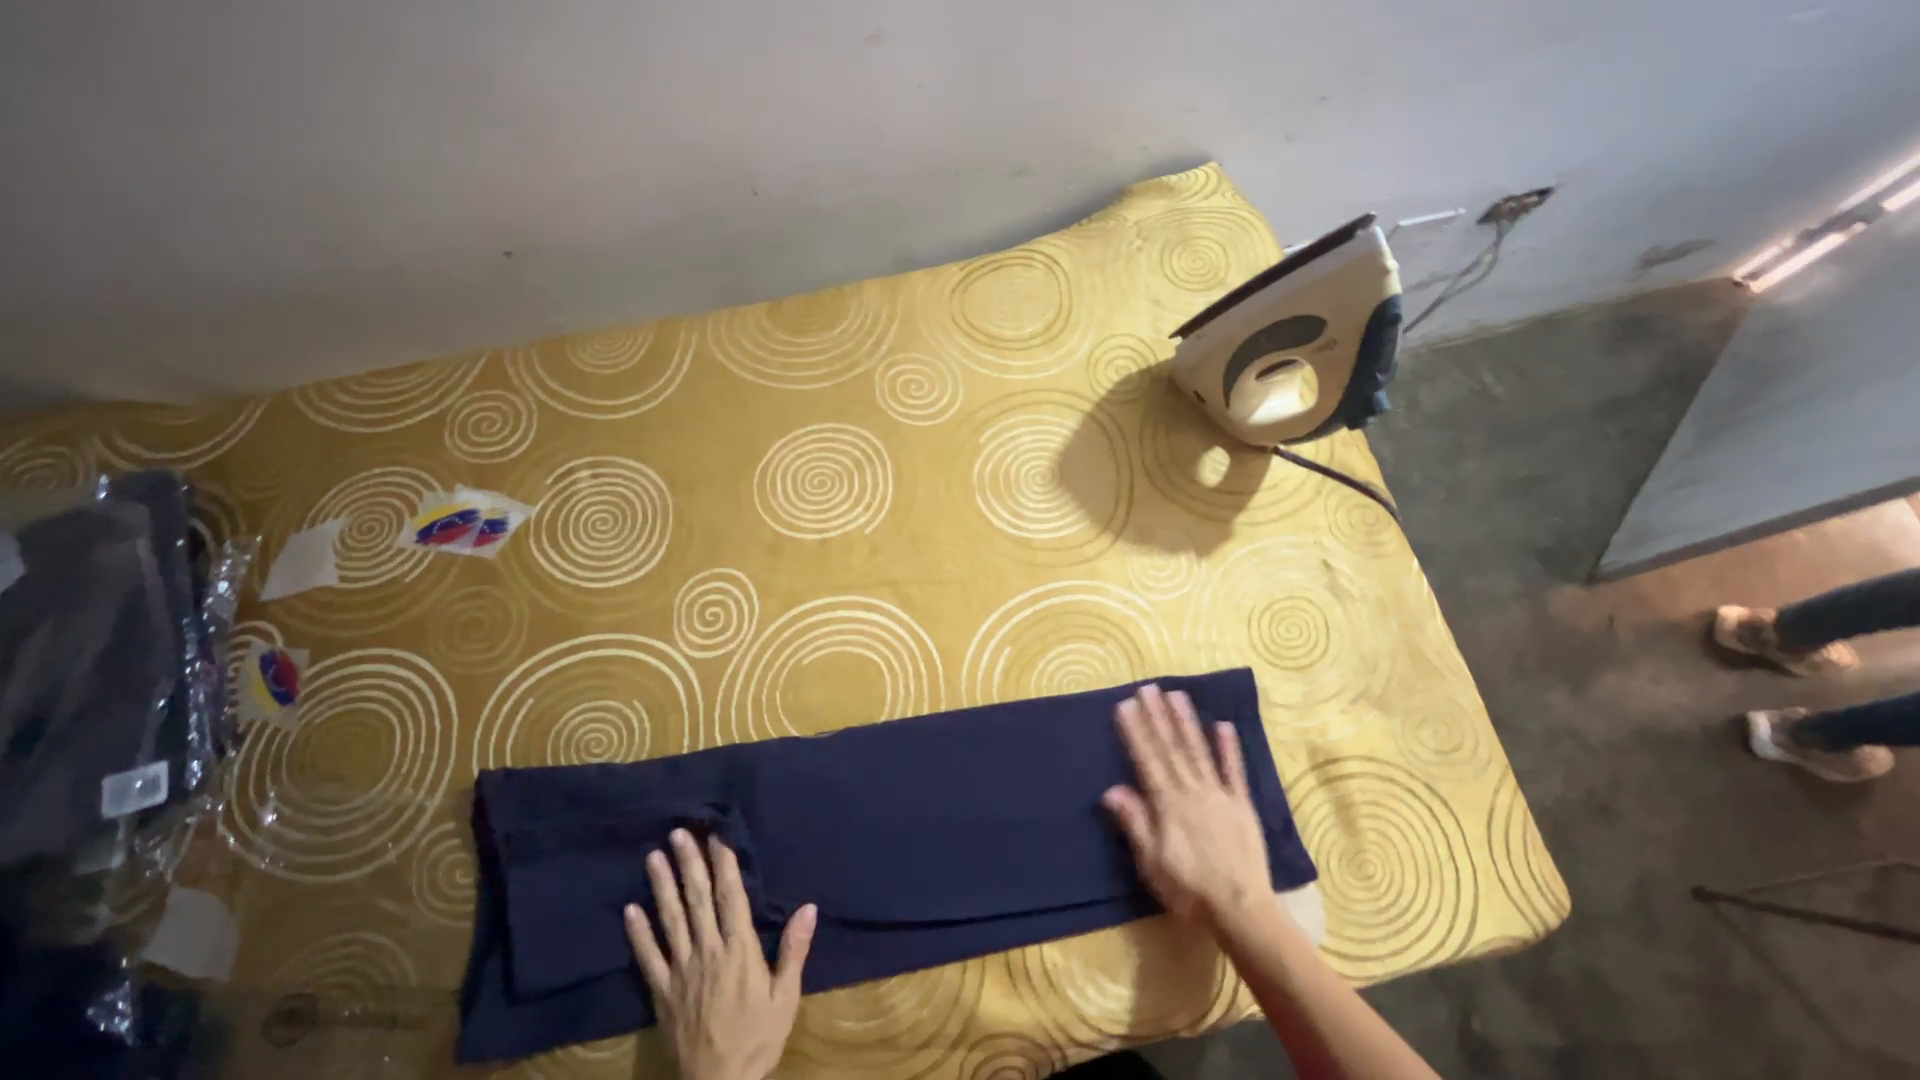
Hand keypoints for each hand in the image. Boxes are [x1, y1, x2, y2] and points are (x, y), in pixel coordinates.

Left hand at [624, 829, 817, 1079]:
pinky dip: (638, 932)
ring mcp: (681, 970)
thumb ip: (794, 950)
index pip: (731, 897)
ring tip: (653, 856)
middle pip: (698, 899)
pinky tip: (630, 908)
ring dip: (662, 886)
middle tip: (679, 832)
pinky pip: (647, 957)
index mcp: (739, 950)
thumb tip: (808, 907)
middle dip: (690, 864)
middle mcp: (708, 951)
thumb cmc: (759, 1038)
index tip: (717, 836)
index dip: (724, 864)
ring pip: (670, 919)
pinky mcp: (662, 991)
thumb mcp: (786, 996)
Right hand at [1102, 684, 1271, 925]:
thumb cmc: (1188, 889)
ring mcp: (1219, 795)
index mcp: (1167, 804)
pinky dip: (1228, 748)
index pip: (1147, 760)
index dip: (1135, 732)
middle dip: (1157, 717)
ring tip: (1176, 695)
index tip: (1126, 705)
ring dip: (1186, 722)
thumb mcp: (1151, 861)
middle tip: (1148, 688)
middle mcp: (1192, 791)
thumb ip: (1135, 822)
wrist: (1240, 907)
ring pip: (1199, 751)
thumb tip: (1112, 789)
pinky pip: (1234, 771)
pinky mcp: (1242, 805)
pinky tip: (1221, 725)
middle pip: (1171, 748)